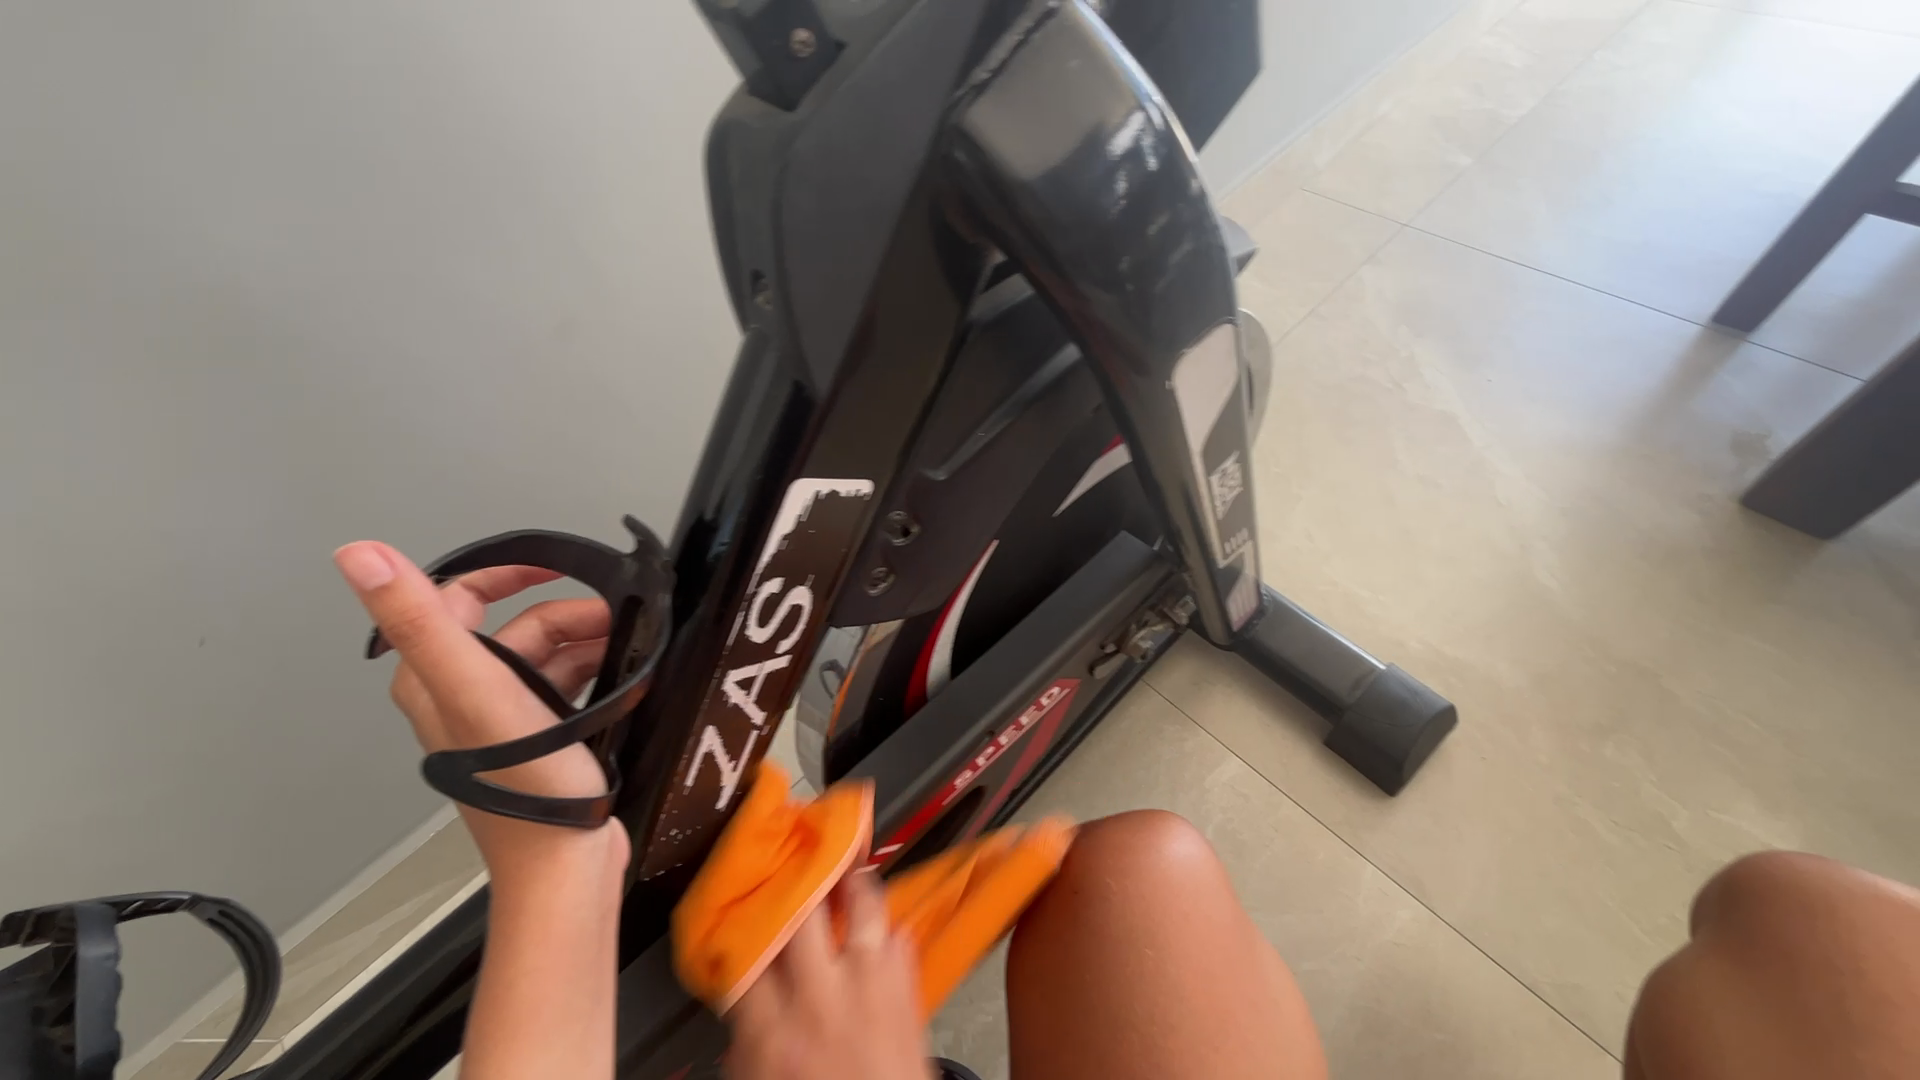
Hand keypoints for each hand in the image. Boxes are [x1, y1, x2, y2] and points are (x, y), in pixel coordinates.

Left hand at [332, 540, 628, 884]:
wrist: (565, 863)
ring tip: (634, 654)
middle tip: (621, 623)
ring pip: (548, 658)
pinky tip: (627, 682)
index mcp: (433, 680)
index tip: (561, 567)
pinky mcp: (538, 741)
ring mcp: (501, 722)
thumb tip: (357, 552)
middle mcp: (460, 696)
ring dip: (590, 645)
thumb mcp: (477, 692)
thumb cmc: (528, 781)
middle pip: (517, 629)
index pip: (457, 598)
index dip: (505, 574)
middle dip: (570, 616)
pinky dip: (596, 675)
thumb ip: (423, 622)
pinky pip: (566, 687)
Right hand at [726, 871, 931, 1079]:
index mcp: (773, 1032)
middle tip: (793, 866)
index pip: (747, 954)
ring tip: (843, 868)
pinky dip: (886, 924)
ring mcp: (870, 984)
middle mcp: (819, 999)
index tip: (742, 901)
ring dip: (851, 884)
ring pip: (861, 906)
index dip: (743, 919)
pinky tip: (877, 920)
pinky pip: (897, 931)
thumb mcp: (762, 1078)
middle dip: (796, 884)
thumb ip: (746, 1033)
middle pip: (801, 915)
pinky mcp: (908, 983)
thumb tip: (742, 986)